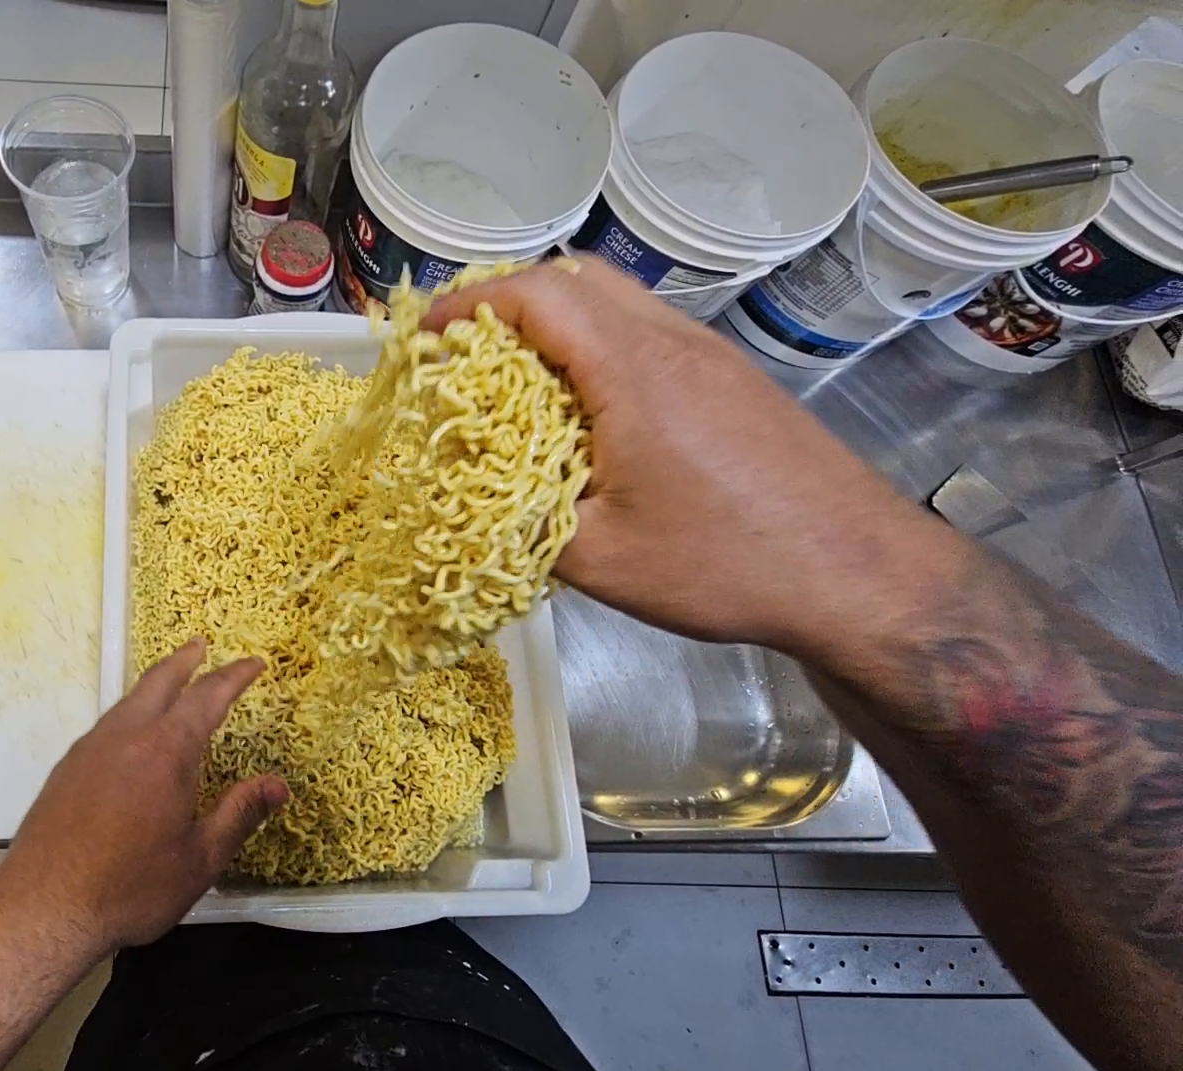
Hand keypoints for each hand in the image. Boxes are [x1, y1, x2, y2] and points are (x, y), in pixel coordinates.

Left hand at [0, 640, 288, 953]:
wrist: (43, 907)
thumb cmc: (130, 887)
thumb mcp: (199, 859)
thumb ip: (240, 814)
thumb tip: (278, 784)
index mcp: (166, 751)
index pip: (208, 697)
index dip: (234, 676)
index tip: (254, 663)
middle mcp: (127, 735)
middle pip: (160, 680)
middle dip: (186, 659)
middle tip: (202, 645)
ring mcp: (91, 746)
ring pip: (130, 699)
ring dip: (156, 683)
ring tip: (173, 683)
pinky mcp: (68, 765)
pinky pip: (109, 723)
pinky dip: (132, 711)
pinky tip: (135, 735)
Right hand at [422, 258, 957, 661]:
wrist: (860, 576)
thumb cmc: (724, 564)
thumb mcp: (598, 559)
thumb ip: (521, 518)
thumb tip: (474, 495)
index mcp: (633, 374)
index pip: (539, 296)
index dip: (471, 303)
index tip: (426, 333)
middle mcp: (673, 345)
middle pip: (578, 277)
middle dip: (507, 298)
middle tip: (464, 345)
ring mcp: (709, 356)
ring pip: (616, 300)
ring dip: (554, 318)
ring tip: (510, 372)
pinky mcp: (729, 379)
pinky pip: (645, 332)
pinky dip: (593, 342)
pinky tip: (580, 402)